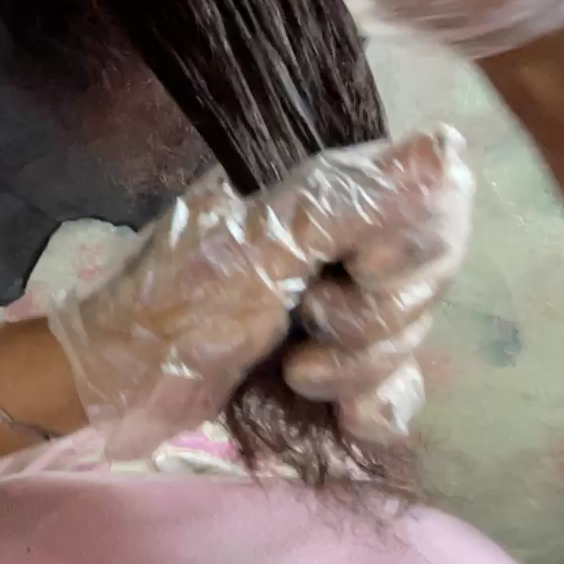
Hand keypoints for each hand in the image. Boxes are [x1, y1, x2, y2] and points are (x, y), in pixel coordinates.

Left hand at [49, 127, 474, 459]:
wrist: (120, 384)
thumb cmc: (170, 308)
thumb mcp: (248, 254)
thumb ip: (340, 204)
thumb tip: (444, 143)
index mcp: (314, 196)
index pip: (432, 201)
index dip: (413, 247)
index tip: (360, 272)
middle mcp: (332, 241)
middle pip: (425, 277)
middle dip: (373, 321)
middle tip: (309, 327)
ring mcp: (331, 301)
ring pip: (406, 335)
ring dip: (358, 369)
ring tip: (294, 375)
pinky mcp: (325, 357)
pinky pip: (392, 384)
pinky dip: (374, 405)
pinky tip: (346, 419)